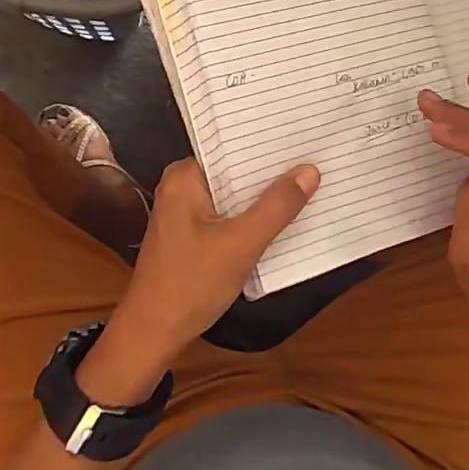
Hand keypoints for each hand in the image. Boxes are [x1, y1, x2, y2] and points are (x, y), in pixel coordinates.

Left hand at [81, 159, 318, 404]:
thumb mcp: (241, 243)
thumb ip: (277, 206)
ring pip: (234, 193)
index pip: (232, 145)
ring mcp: (186, 211)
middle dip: (271, 168)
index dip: (268, 142)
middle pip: (235, 169)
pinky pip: (229, 212)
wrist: (153, 334)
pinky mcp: (193, 233)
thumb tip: (311, 170)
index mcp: (185, 176)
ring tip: (309, 180)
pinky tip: (283, 215)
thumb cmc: (191, 283)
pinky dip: (252, 215)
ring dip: (264, 194)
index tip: (305, 135)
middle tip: (316, 156)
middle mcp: (182, 186)